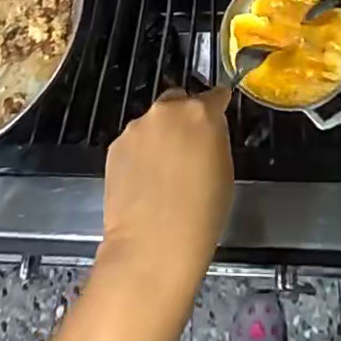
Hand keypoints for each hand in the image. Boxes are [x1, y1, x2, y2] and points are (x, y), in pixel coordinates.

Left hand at [101, 87, 233, 278]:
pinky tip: (144, 182)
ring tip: (163, 173)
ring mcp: (138, 128)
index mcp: (201, 112)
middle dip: (184, 119)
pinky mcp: (115, 147)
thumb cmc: (201, 212)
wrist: (152, 245)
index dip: (218, 105)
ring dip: (160, 137)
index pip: (215, 94)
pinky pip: (134, 142)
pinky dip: (140, 154)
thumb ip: (214, 138)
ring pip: (154, 123)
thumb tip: (207, 132)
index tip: (218, 114)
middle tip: (189, 149)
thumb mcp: (225, 168)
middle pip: (179, 101)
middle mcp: (167, 111)